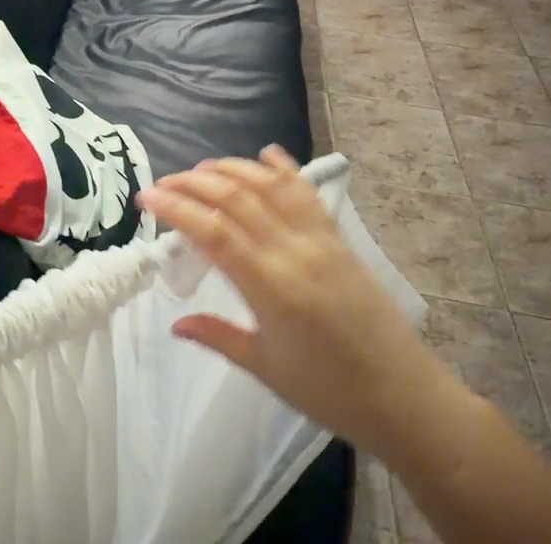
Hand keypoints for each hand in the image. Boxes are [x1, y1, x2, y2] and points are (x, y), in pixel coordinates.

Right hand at [137, 146, 454, 450]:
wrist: (403, 396)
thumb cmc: (329, 391)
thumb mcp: (265, 367)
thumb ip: (217, 336)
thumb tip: (176, 322)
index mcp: (272, 287)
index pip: (214, 232)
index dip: (177, 208)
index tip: (147, 198)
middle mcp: (295, 252)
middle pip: (237, 198)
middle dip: (194, 183)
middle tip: (163, 183)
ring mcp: (322, 241)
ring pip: (271, 186)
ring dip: (232, 169)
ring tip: (201, 169)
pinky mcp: (341, 240)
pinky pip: (308, 194)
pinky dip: (284, 169)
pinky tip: (266, 154)